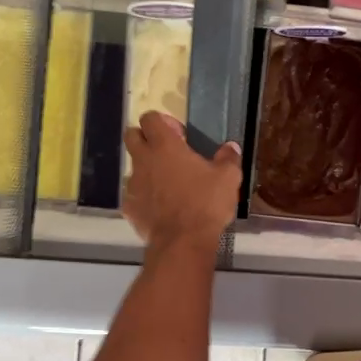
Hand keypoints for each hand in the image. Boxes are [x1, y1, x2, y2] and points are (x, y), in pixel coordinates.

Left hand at [122, 111, 241, 251]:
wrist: (183, 241)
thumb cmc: (206, 203)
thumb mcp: (228, 178)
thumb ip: (229, 158)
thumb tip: (231, 147)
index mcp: (165, 147)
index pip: (150, 118)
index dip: (163, 122)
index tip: (179, 135)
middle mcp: (143, 160)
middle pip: (131, 136)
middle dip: (145, 138)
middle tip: (168, 153)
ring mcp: (132, 184)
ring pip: (133, 167)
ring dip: (147, 170)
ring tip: (168, 185)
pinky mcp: (129, 206)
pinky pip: (134, 194)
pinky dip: (145, 196)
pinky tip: (162, 208)